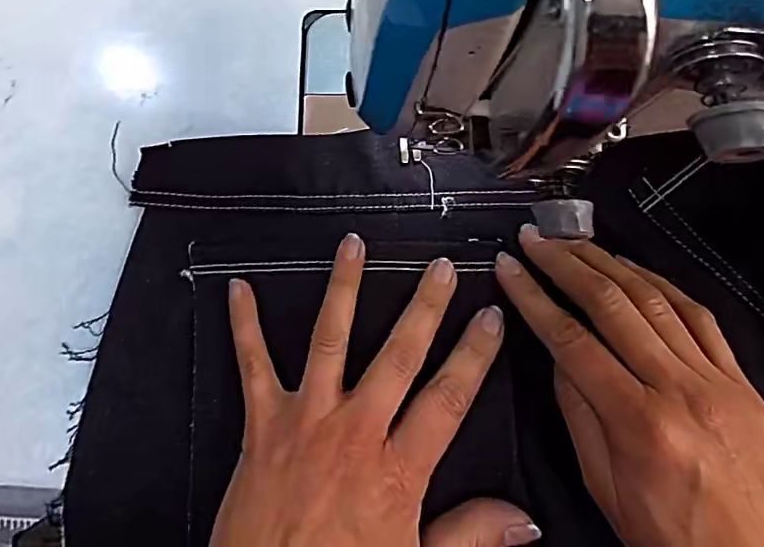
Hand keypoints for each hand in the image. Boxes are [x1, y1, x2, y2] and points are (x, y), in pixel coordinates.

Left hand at [211, 234, 541, 546]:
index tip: (490, 317)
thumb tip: (524, 521)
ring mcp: (306, 422)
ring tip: (353, 245)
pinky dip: (244, 326)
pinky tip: (239, 290)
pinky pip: (253, 367)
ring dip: (344, 287)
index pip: (447, 398)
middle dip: (424, 307)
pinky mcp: (262, 427)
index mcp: (394, 471)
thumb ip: (471, 537)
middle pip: (399, 355)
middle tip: (440, 268)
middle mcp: (353, 434)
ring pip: (331, 339)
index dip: (474, 355)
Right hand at [496, 226, 763, 546]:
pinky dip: (659, 282)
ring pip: (651, 296)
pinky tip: (635, 268)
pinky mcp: (739, 378)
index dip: (533, 296)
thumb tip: (560, 355)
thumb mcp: (610, 495)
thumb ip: (580, 417)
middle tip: (536, 239)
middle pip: (609, 303)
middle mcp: (679, 390)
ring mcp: (714, 378)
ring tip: (574, 241)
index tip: (511, 269)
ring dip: (606, 260)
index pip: (571, 339)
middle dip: (564, 262)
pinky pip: (696, 313)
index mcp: (641, 425)